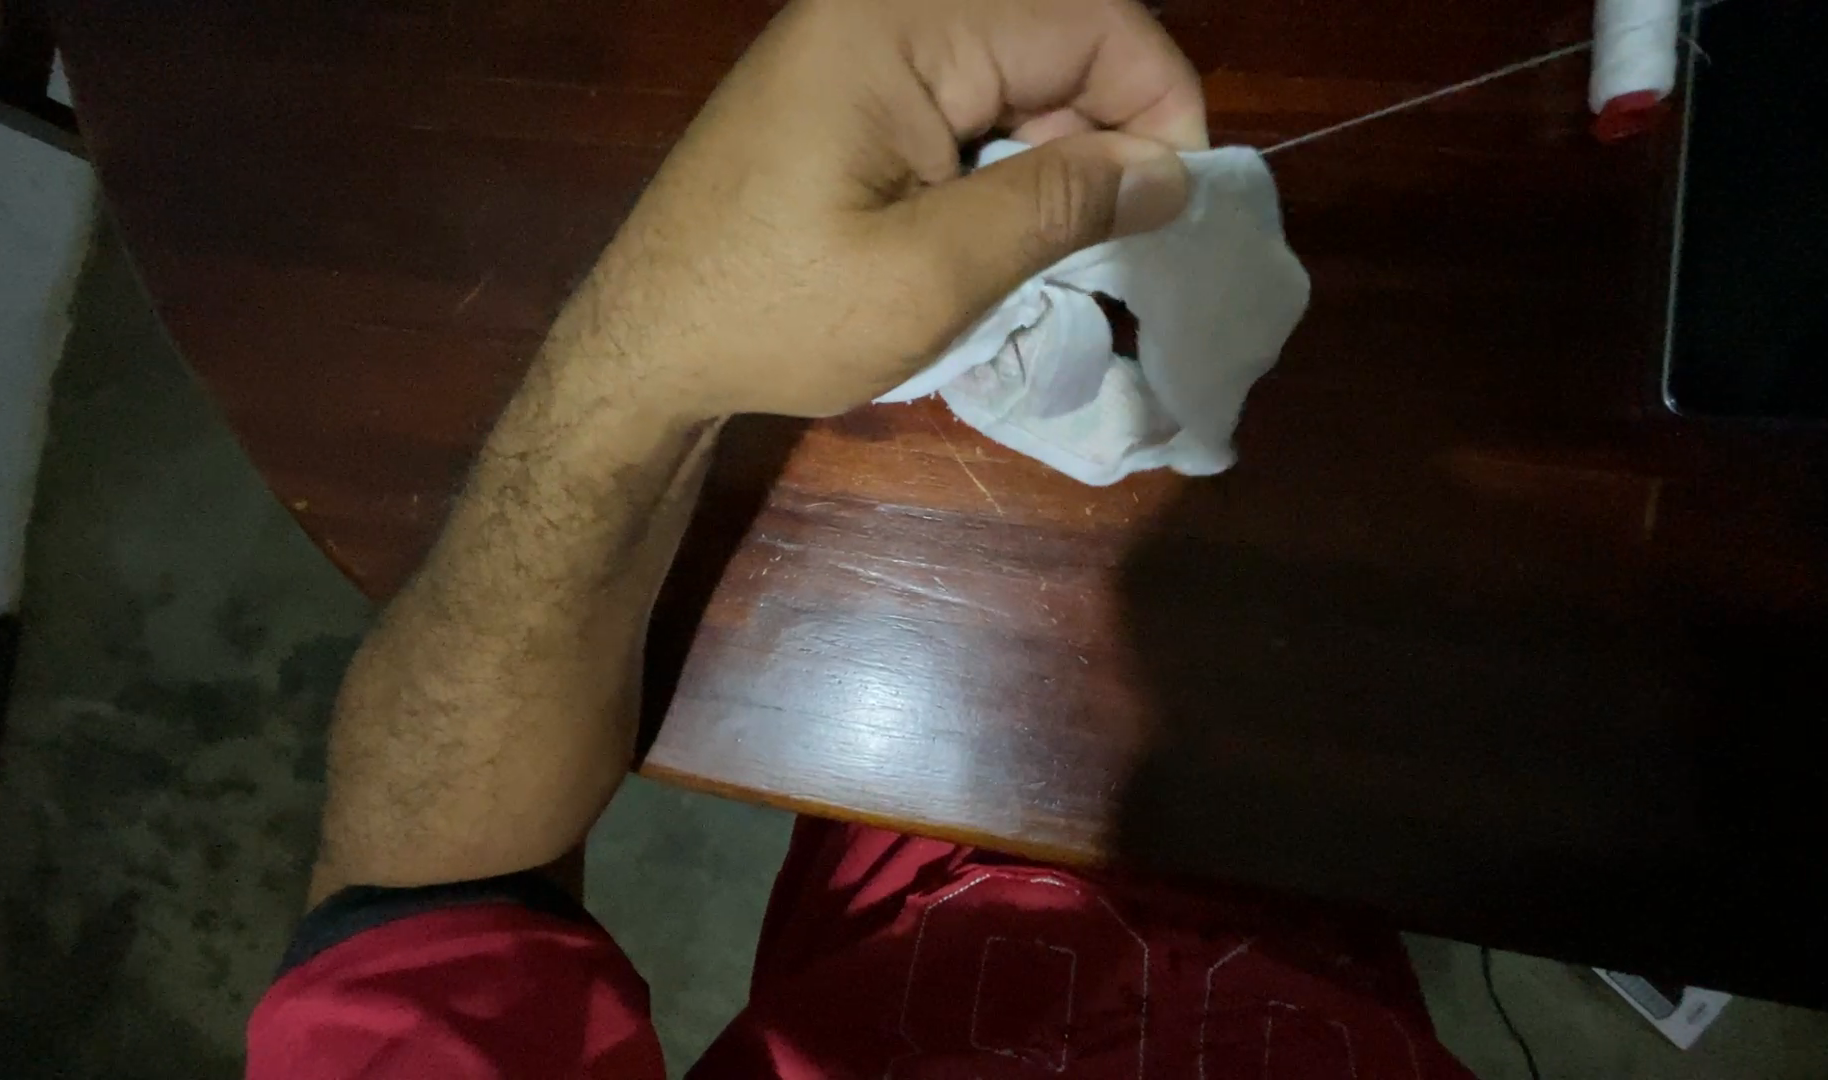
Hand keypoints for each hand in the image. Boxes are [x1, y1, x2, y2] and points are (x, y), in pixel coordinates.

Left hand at [559, 0, 1207, 418]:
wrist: (652, 345)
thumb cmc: (779, 317)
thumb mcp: (930, 274)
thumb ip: (1054, 208)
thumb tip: (1168, 172)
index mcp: (901, 21)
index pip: (1088, 16)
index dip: (1158, 102)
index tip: (1174, 202)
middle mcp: (879, 10)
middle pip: (1047, 44)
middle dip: (1100, 140)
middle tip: (1111, 246)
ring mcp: (855, 56)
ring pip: (1004, 88)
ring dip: (1046, 167)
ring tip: (1050, 257)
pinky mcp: (843, 106)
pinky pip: (953, 119)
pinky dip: (992, 177)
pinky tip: (991, 240)